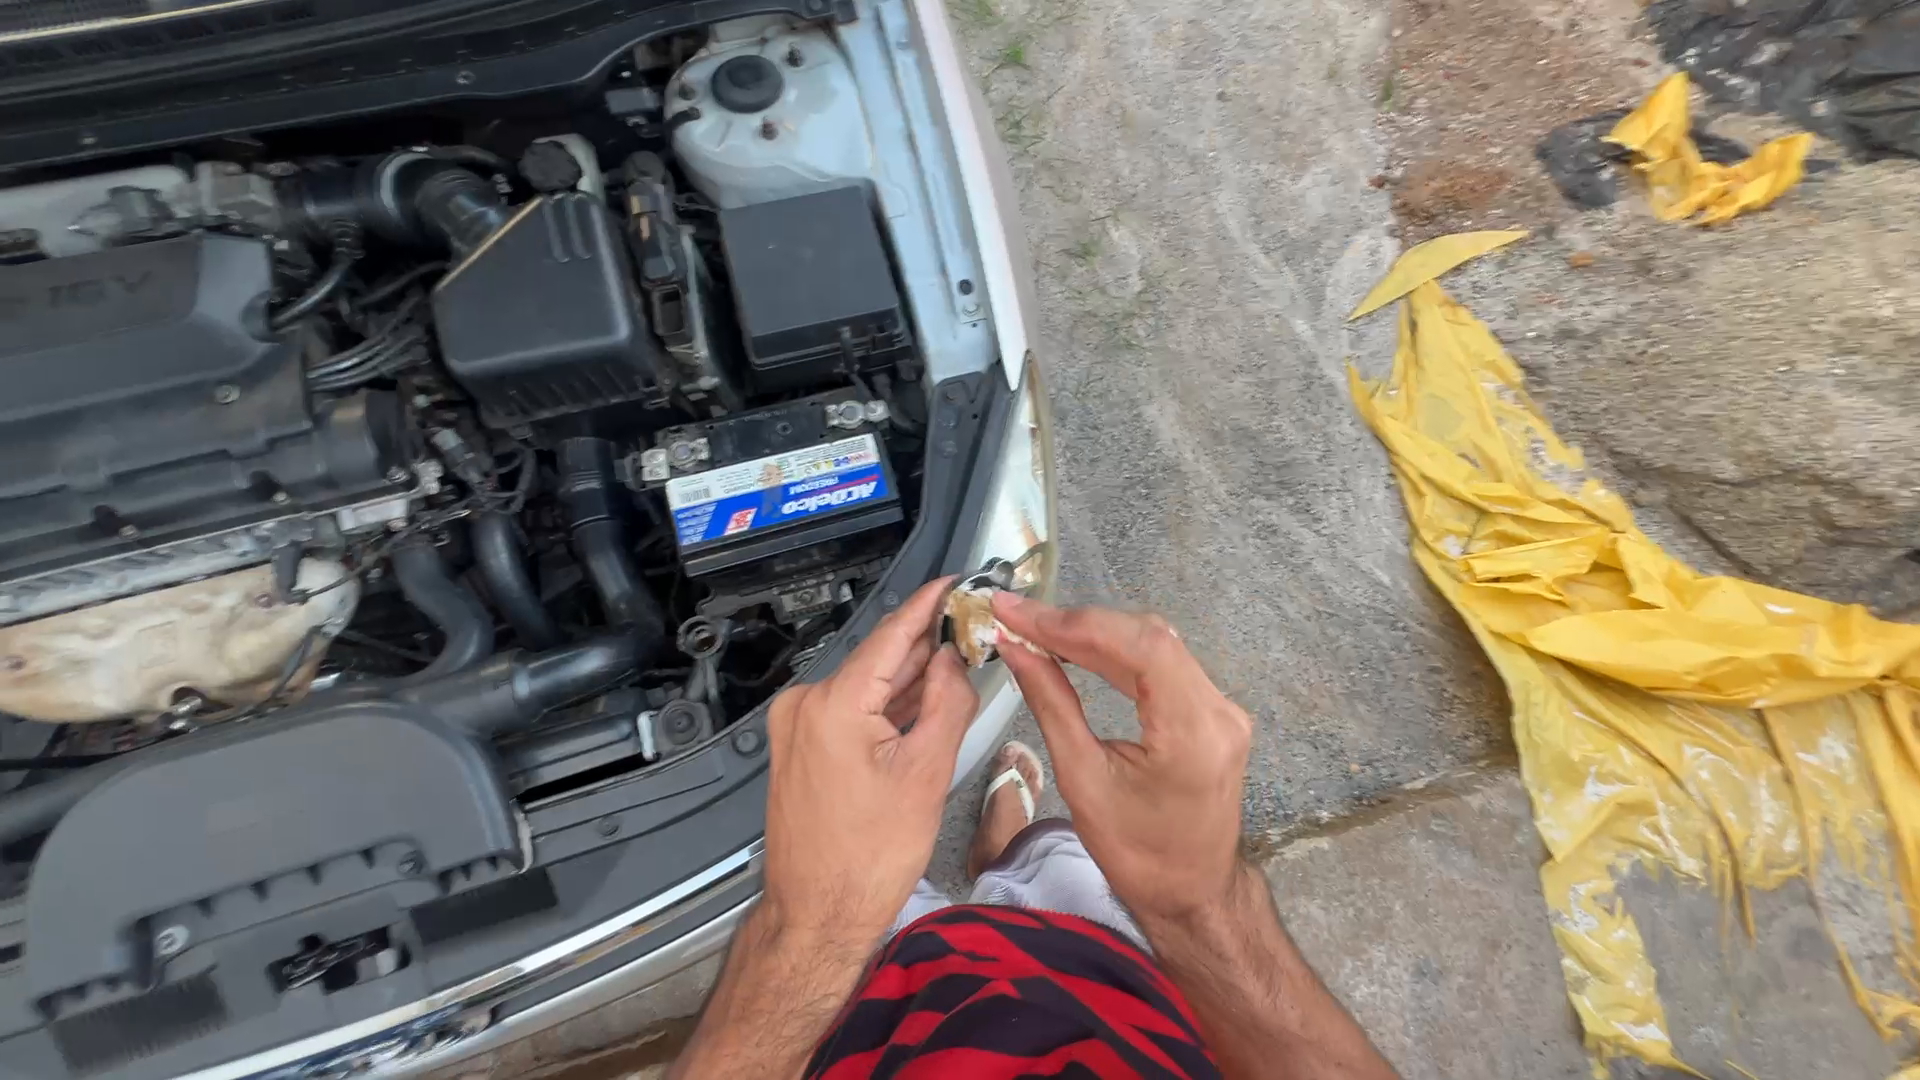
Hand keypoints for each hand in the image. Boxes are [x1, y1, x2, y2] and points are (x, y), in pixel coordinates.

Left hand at [759, 578, 978, 948]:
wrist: (818, 916)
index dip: (928, 604)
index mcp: (833, 704)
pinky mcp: (802, 745)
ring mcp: (799, 726)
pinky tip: (921, 696)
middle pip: (879, 660)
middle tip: (968, 624)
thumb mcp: (927, 772)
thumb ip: (947, 701)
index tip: (953, 581)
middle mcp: (805, 705)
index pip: (890, 635)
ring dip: (909, 676)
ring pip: (867, 686)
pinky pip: (853, 710)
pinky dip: (888, 705)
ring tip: (955, 656)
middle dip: (926, 644)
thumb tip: (954, 658)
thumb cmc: (868, 858)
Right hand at [991, 593, 1252, 924]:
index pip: (1140, 646)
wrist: (1194, 893)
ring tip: (1035, 628)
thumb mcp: (1083, 781)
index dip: (1075, 621)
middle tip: (1016, 617)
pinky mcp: (1211, 708)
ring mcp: (1221, 706)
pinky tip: (1073, 646)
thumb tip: (1014, 647)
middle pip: (1146, 637)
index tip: (1017, 612)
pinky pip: (1160, 662)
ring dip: (1092, 632)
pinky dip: (1112, 650)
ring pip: (1152, 643)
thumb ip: (1051, 704)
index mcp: (1194, 733)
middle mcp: (1218, 708)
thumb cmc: (1136, 854)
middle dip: (1076, 623)